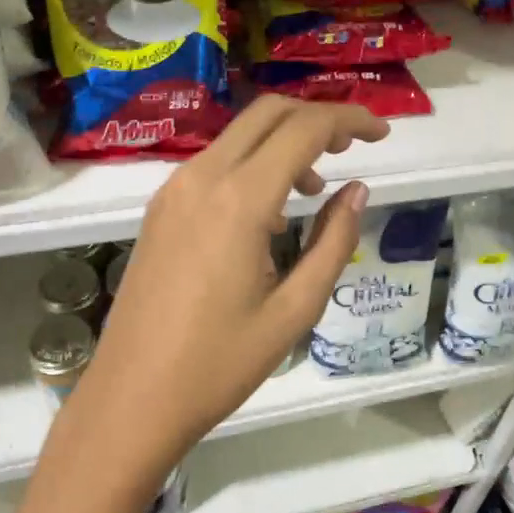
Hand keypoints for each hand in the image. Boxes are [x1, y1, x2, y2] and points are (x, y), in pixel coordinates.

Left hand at [75, 97, 388, 473]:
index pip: (304, 129)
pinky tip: (269, 211)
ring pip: (239, 134)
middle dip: (317, 117)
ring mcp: (173, 190)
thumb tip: (357, 190)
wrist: (131, 400)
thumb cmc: (219, 364)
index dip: (349, 120)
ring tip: (315, 189)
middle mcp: (202, 178)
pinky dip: (253, 163)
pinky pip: (215, 163)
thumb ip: (333, 242)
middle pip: (268, 113)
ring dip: (284, 141)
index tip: (382, 134)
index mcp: (239, 200)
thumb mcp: (294, 310)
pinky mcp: (160, 209)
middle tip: (353, 147)